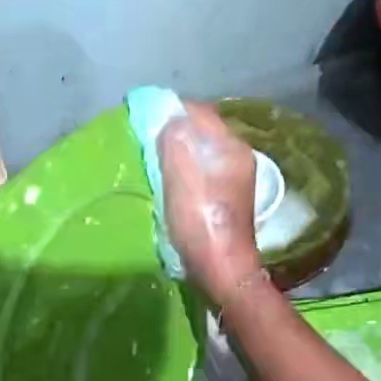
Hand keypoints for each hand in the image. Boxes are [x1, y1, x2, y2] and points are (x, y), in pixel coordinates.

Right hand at [158, 101, 263, 307]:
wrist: (222, 270)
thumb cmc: (200, 221)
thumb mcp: (180, 174)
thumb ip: (175, 138)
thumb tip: (168, 115)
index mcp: (230, 146)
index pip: (198, 111)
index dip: (169, 111)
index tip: (142, 120)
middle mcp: (238, 157)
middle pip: (201, 132)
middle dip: (173, 132)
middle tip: (144, 142)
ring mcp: (236, 181)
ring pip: (202, 153)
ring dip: (178, 154)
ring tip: (153, 164)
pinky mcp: (228, 202)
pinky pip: (203, 173)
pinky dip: (186, 173)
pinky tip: (171, 187)